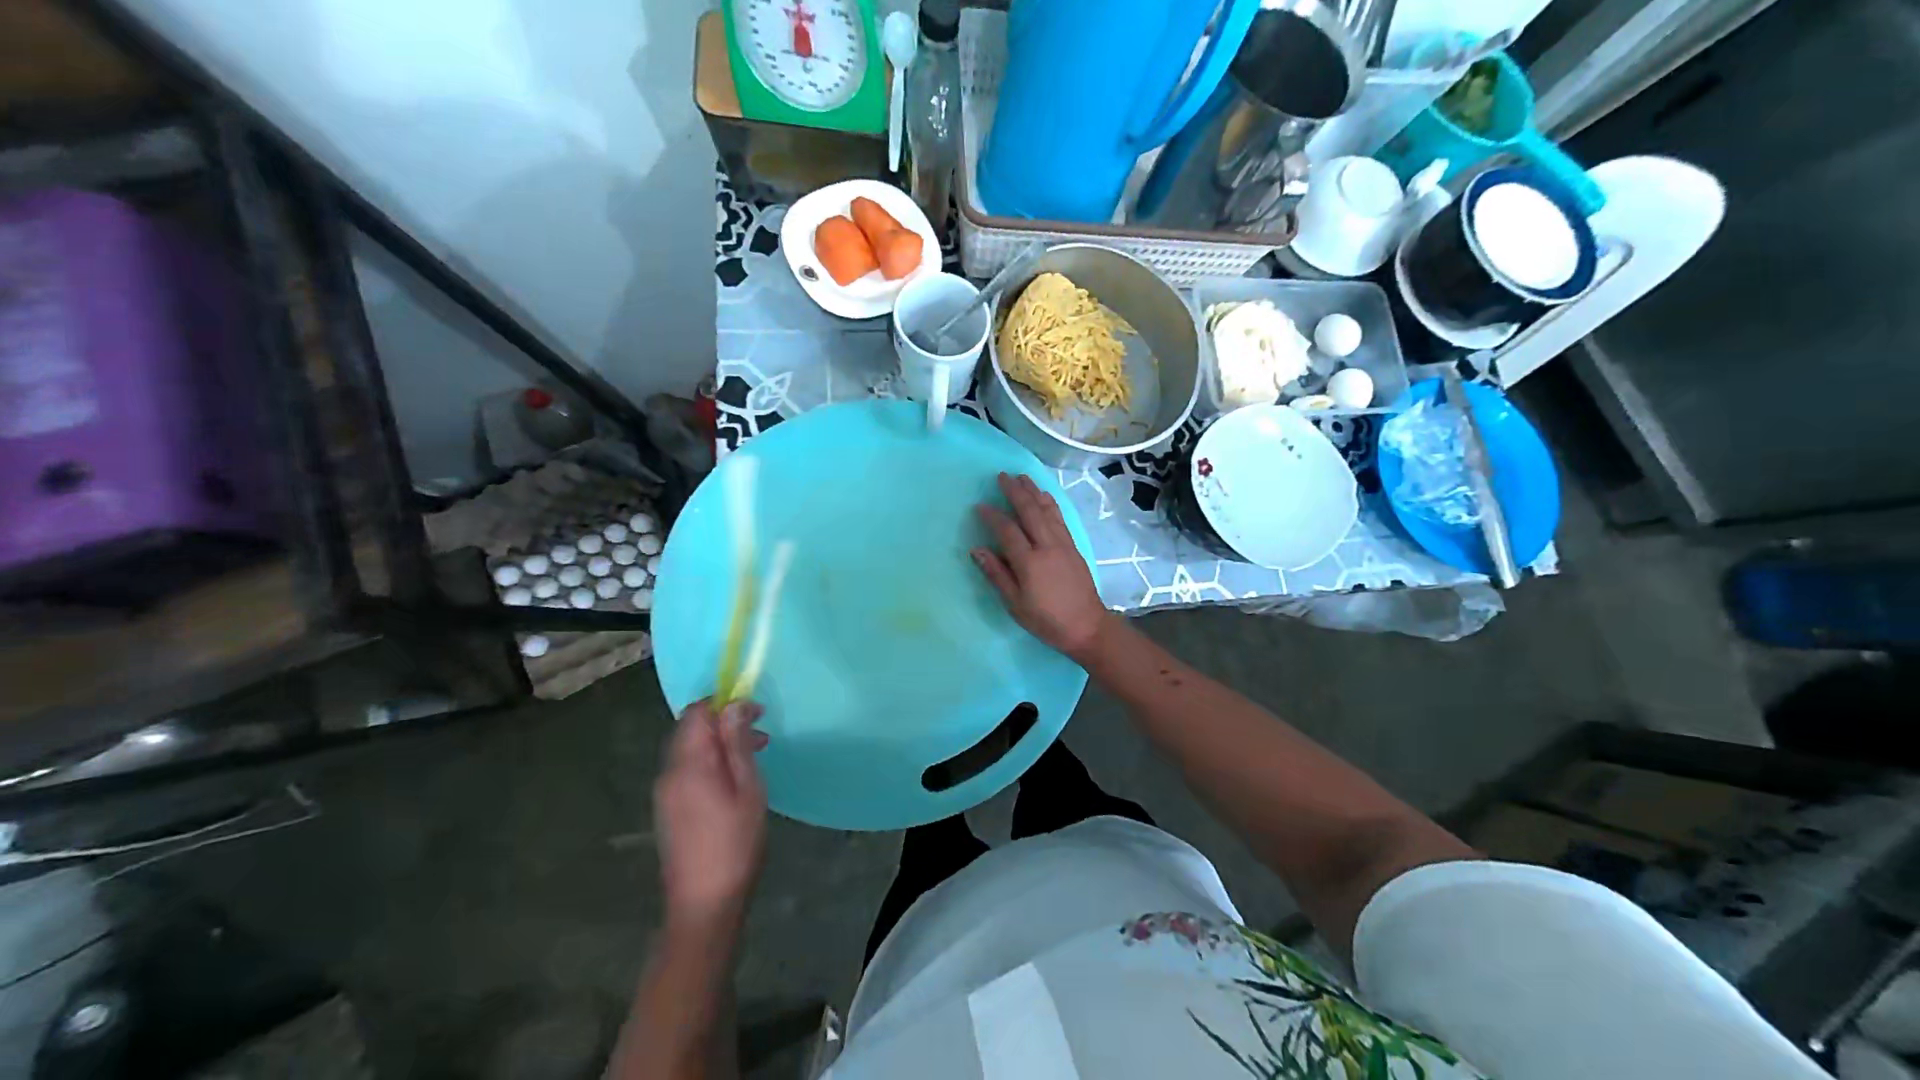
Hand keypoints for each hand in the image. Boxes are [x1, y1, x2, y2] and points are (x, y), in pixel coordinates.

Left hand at [654, 699, 768, 924]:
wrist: (704, 905)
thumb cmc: (735, 843)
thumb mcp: (748, 788)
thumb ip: (737, 744)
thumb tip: (733, 705)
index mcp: (688, 763)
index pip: (696, 713)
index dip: (725, 703)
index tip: (757, 712)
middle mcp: (669, 772)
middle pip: (690, 729)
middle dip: (723, 723)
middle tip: (760, 735)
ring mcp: (665, 793)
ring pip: (689, 750)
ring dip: (719, 744)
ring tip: (754, 756)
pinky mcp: (668, 810)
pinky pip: (687, 771)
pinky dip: (710, 763)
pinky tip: (734, 782)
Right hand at [973, 472, 1110, 659]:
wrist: (1087, 626)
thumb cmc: (1046, 620)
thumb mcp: (1015, 604)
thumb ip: (997, 575)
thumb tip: (978, 550)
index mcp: (1029, 562)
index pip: (1007, 531)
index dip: (992, 516)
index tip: (980, 506)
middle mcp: (1047, 547)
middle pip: (1029, 512)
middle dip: (1015, 492)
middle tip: (1002, 476)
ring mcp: (1063, 544)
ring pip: (1046, 510)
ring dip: (1033, 491)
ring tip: (1021, 477)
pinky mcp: (1073, 547)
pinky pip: (1060, 518)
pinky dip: (1050, 503)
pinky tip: (1045, 495)